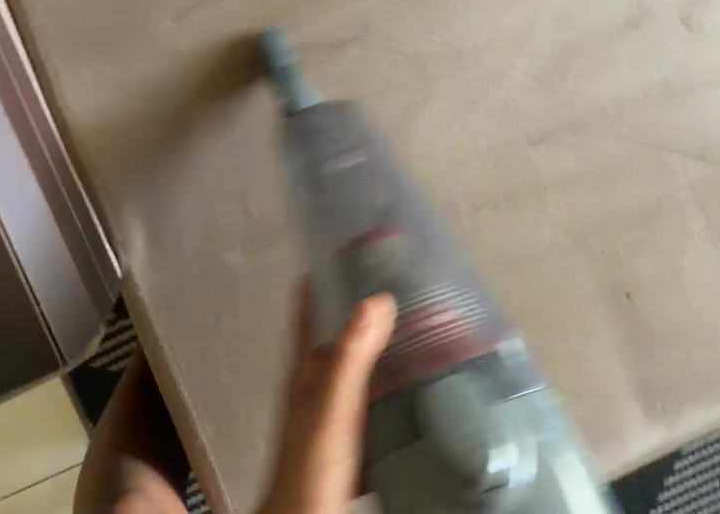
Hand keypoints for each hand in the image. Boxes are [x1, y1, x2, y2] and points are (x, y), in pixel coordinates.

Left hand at [259, 289, 398, 513]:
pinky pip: (374, 398)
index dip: (325, 276)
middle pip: (337, 332)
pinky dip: (392, 384)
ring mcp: (334, 412)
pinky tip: (414, 388)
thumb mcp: (333, 405)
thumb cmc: (310, 469)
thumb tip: (375, 300)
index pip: (310, 307)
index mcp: (306, 369)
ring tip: (412, 325)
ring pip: (357, 364)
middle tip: (395, 281)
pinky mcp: (352, 438)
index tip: (350, 250)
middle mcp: (317, 384)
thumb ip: (351, 356)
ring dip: (379, 345)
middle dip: (362, 307)